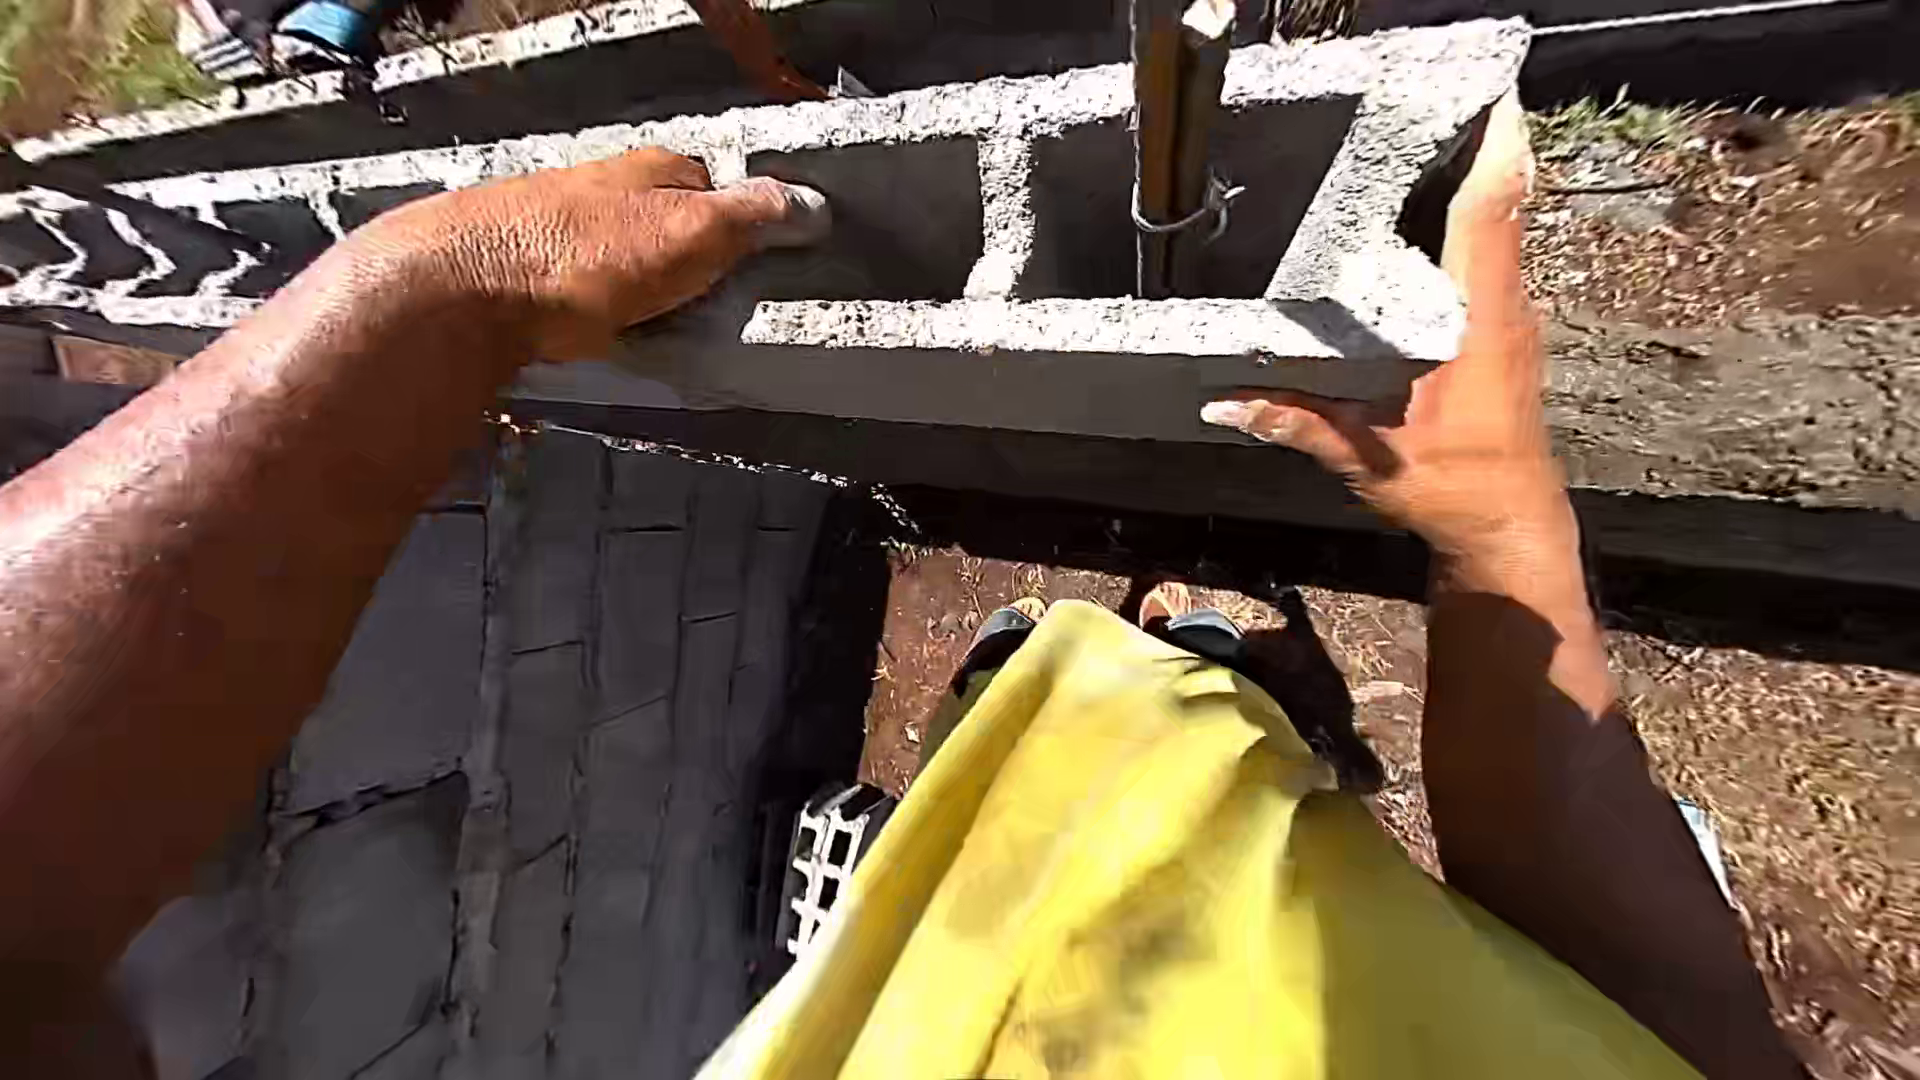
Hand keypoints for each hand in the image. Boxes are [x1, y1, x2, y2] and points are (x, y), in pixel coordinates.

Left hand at [367, 147, 824, 356]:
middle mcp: (623, 189)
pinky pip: (629, 289)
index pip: (727, 190)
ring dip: (680, 289)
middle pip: (691, 226)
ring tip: (691, 323)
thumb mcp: (693, 231)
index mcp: (659, 170)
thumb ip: (752, 217)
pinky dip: (644, 308)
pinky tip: (646, 329)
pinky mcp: (569, 271)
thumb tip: (813, 203)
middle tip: (732, 304)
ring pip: (659, 260)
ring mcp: (591, 229)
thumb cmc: (596, 255)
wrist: (482, 289)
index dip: (753, 227)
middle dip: (714, 263)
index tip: (769, 267)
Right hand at [1200, 93, 1562, 565]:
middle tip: (1416, 113)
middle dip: (1468, 151)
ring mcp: (1503, 322)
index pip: (1489, 217)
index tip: (1476, 95)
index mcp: (1476, 327)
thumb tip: (1222, 403)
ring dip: (1465, 188)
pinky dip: (1459, 231)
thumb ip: (1293, 422)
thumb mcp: (1361, 455)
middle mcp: (1500, 311)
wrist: (1504, 522)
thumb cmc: (1446, 487)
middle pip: (1496, 207)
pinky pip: (1482, 265)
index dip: (1489, 150)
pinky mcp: (1495, 338)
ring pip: (1491, 234)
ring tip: (1410, 154)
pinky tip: (1413, 231)